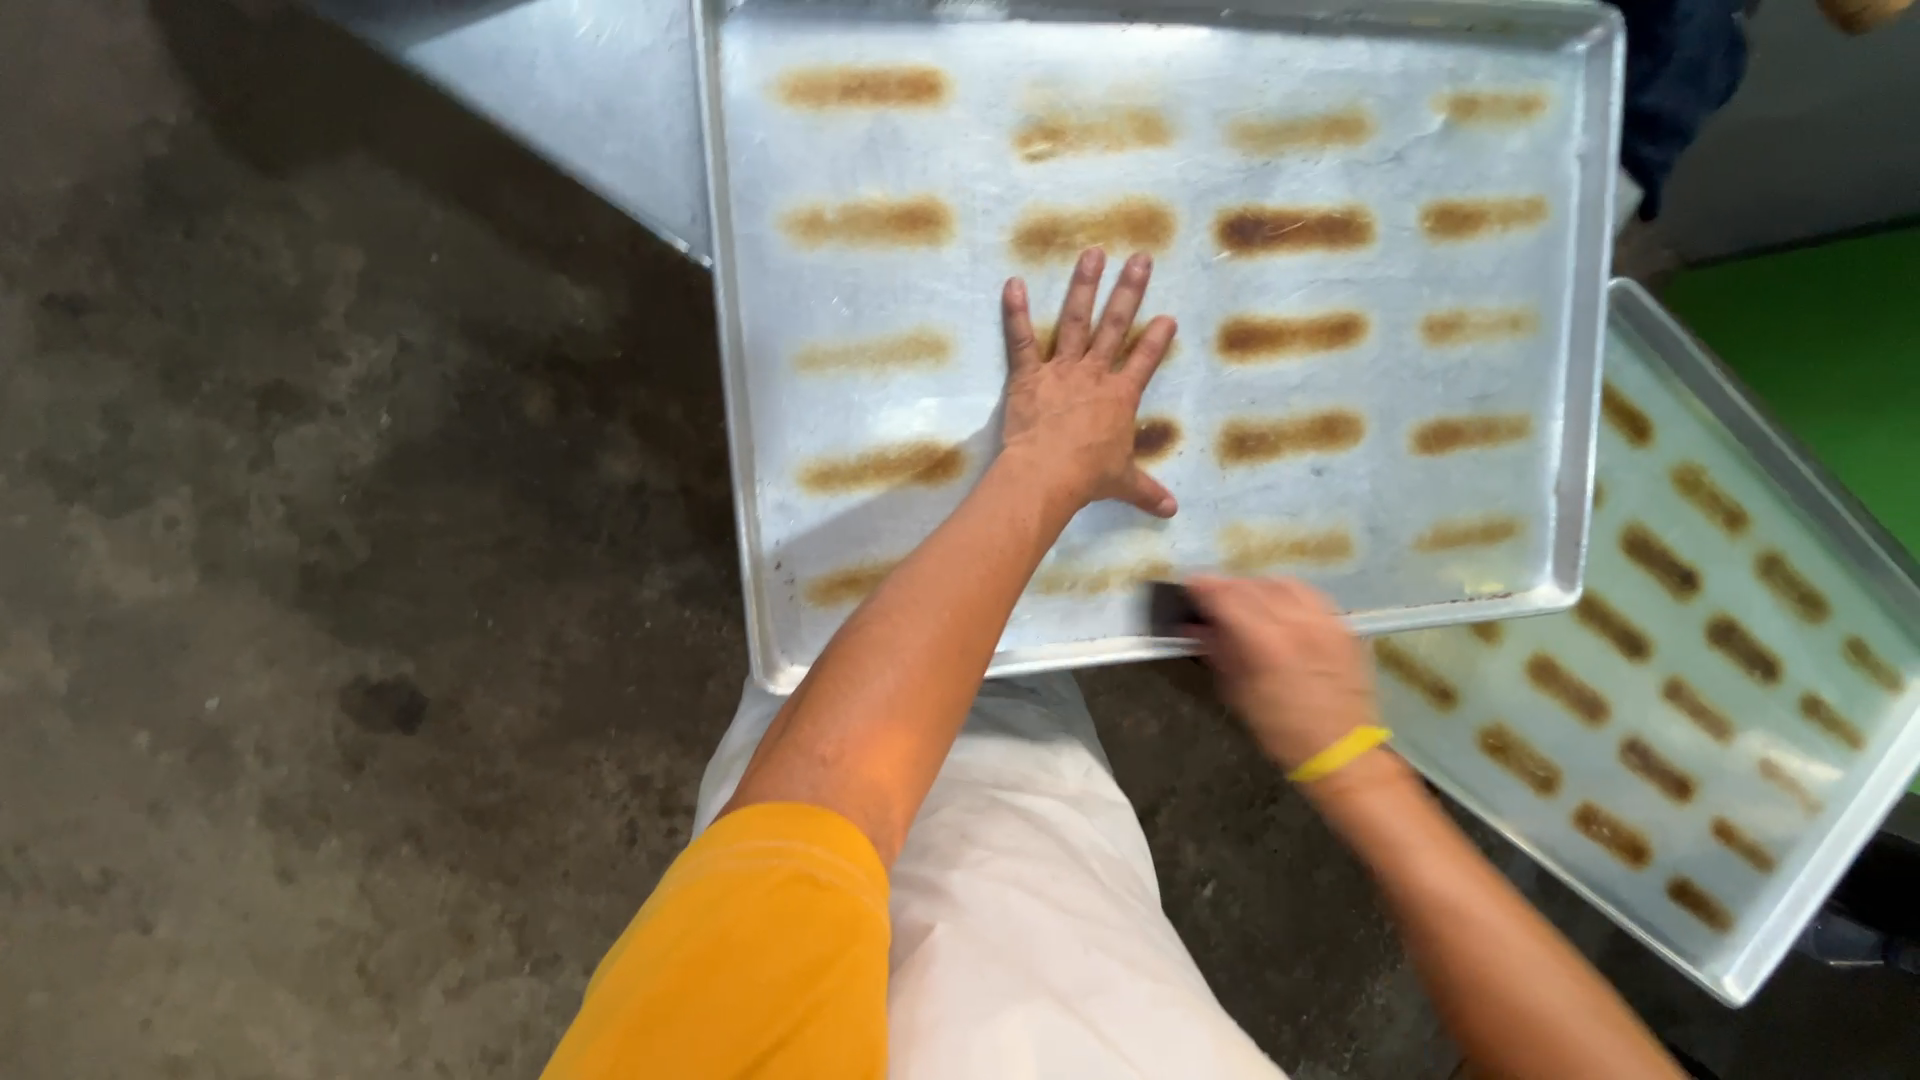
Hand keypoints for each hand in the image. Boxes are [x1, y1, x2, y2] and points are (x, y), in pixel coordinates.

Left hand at [999, 248, 1177, 518]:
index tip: (1167, 317)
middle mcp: (1094, 374)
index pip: (1145, 361)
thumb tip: (1171, 511)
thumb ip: (1147, 491)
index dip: (1157, 339)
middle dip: (1130, 291)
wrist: (1048, 474)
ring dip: (1084, 286)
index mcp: (1121, 396)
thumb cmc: (1087, 477)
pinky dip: (1016, 312)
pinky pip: (1021, 339)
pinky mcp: (1028, 374)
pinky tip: (1013, 283)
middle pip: (1116, 325)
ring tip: (1093, 253)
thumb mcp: (1123, 483)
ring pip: (1075, 321)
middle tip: (1141, 258)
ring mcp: (1061, 370)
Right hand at [1186, 576, 1385, 776]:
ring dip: (1256, 585)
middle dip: (1226, 586)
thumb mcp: (1237, 694)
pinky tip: (1278, 603)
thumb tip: (1196, 628)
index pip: (1226, 597)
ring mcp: (1323, 621)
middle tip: (1212, 595)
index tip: (1190, 585)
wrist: (1341, 750)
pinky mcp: (1342, 626)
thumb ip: (1217, 652)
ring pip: (1281, 583)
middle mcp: (1295, 623)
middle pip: (1252, 585)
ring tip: (1245, 597)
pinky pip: (1310, 594)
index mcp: (1264, 642)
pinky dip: (1287, 592)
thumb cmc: (1280, 730)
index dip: (1203, 587)